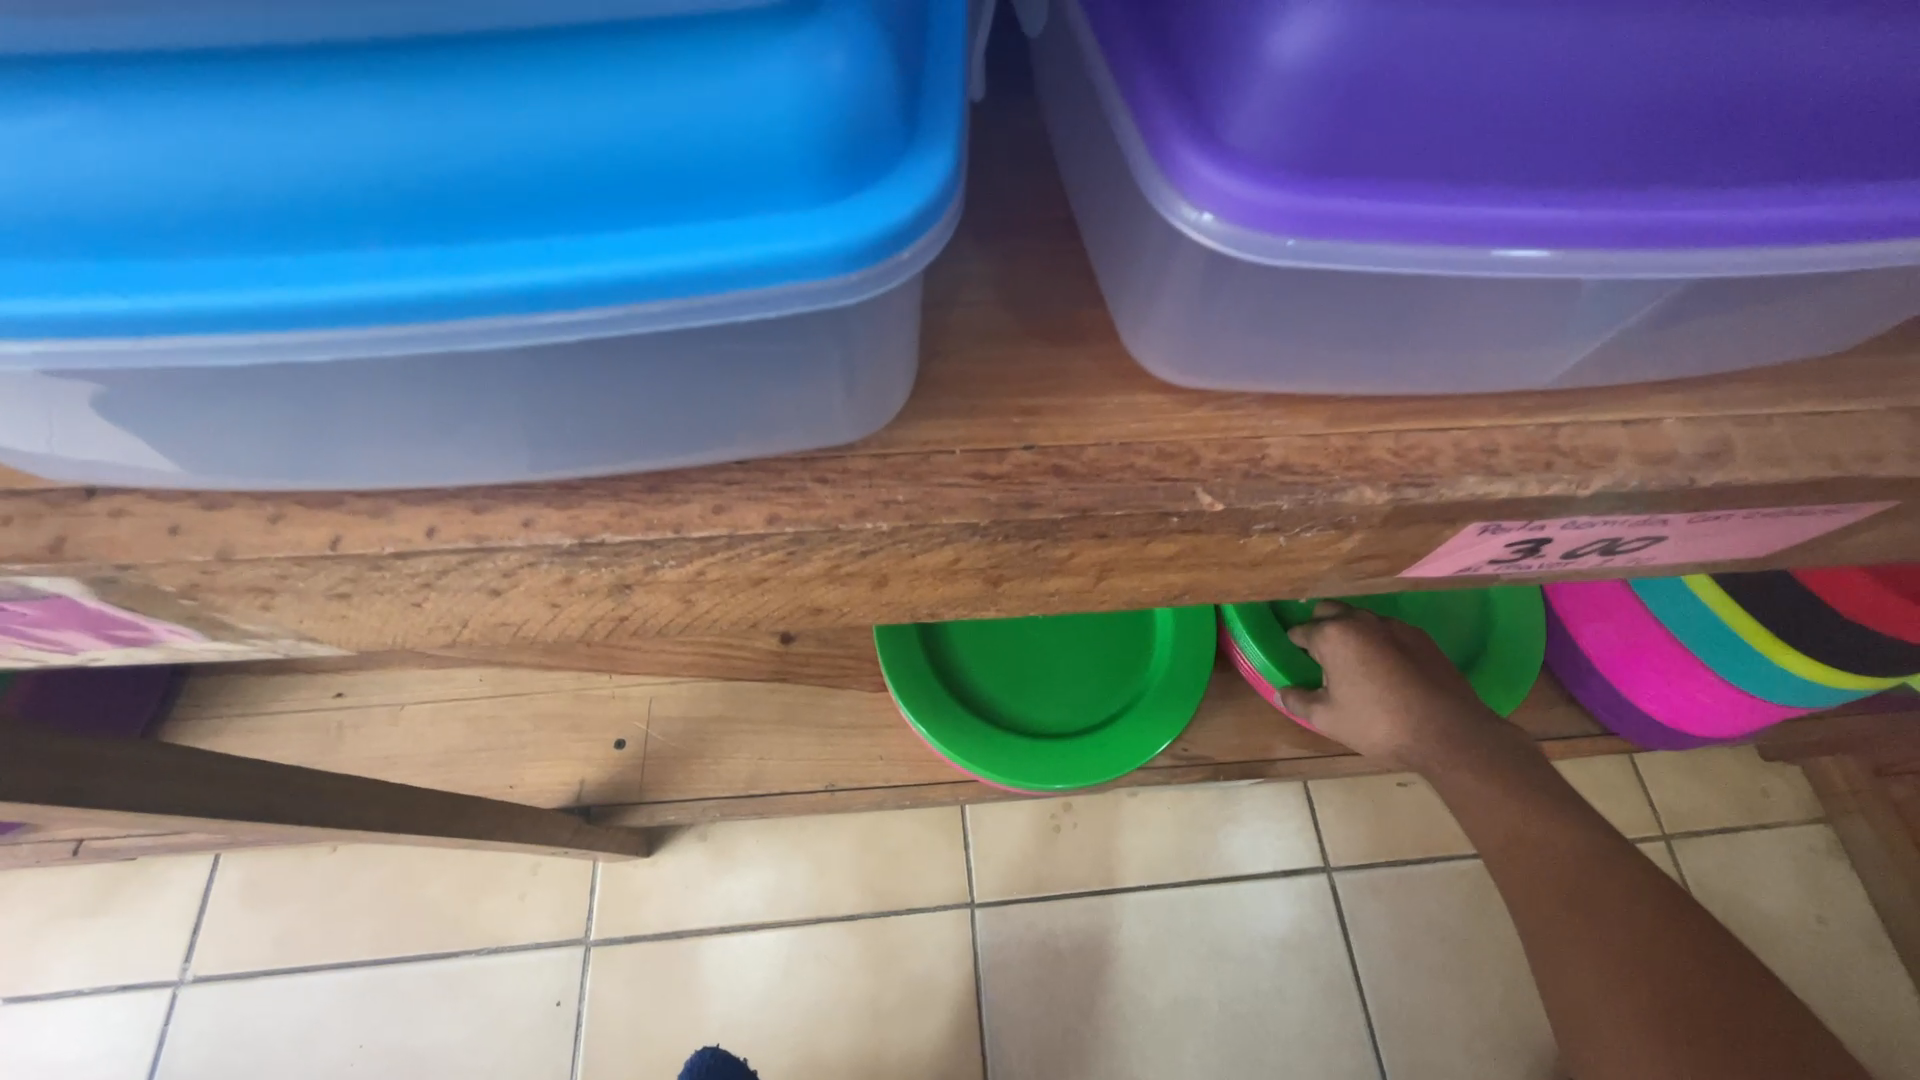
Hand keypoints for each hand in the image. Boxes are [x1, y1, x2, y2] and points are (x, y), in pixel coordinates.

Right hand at [1276, 600, 1518, 771]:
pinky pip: (1388, 631)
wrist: (1449, 732)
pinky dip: (1379, 642)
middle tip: (1322, 659)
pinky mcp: (1421, 637)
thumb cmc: (1378, 724)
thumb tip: (1282, 692)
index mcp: (1332, 636)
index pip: (1300, 631)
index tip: (1295, 660)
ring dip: (1351, 633)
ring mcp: (1394, 626)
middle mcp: (1361, 621)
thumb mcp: (1327, 719)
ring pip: (1360, 618)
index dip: (1294, 646)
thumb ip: (1298, 701)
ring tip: (1355, 664)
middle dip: (1320, 628)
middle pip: (1329, 611)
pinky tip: (1386, 670)